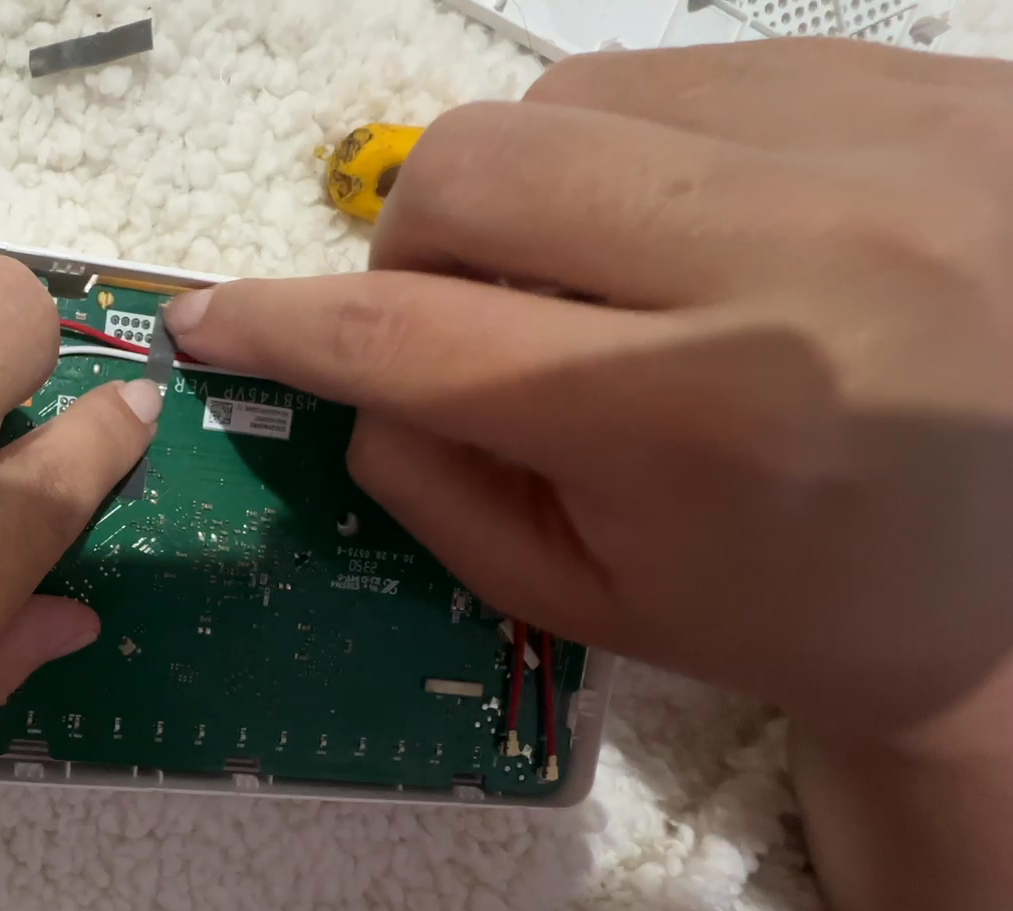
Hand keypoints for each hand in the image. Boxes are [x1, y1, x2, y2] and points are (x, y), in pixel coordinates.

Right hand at [169, 40, 1012, 745]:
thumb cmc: (764, 608)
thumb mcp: (552, 587)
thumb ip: (417, 473)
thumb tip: (346, 367)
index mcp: (682, 417)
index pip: (400, 337)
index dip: (271, 323)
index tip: (199, 317)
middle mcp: (795, 254)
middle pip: (465, 172)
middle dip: (404, 250)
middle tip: (453, 321)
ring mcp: (896, 138)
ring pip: (557, 106)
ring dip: (511, 203)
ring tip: (581, 284)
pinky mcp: (952, 79)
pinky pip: (675, 76)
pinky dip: (618, 160)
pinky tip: (678, 236)